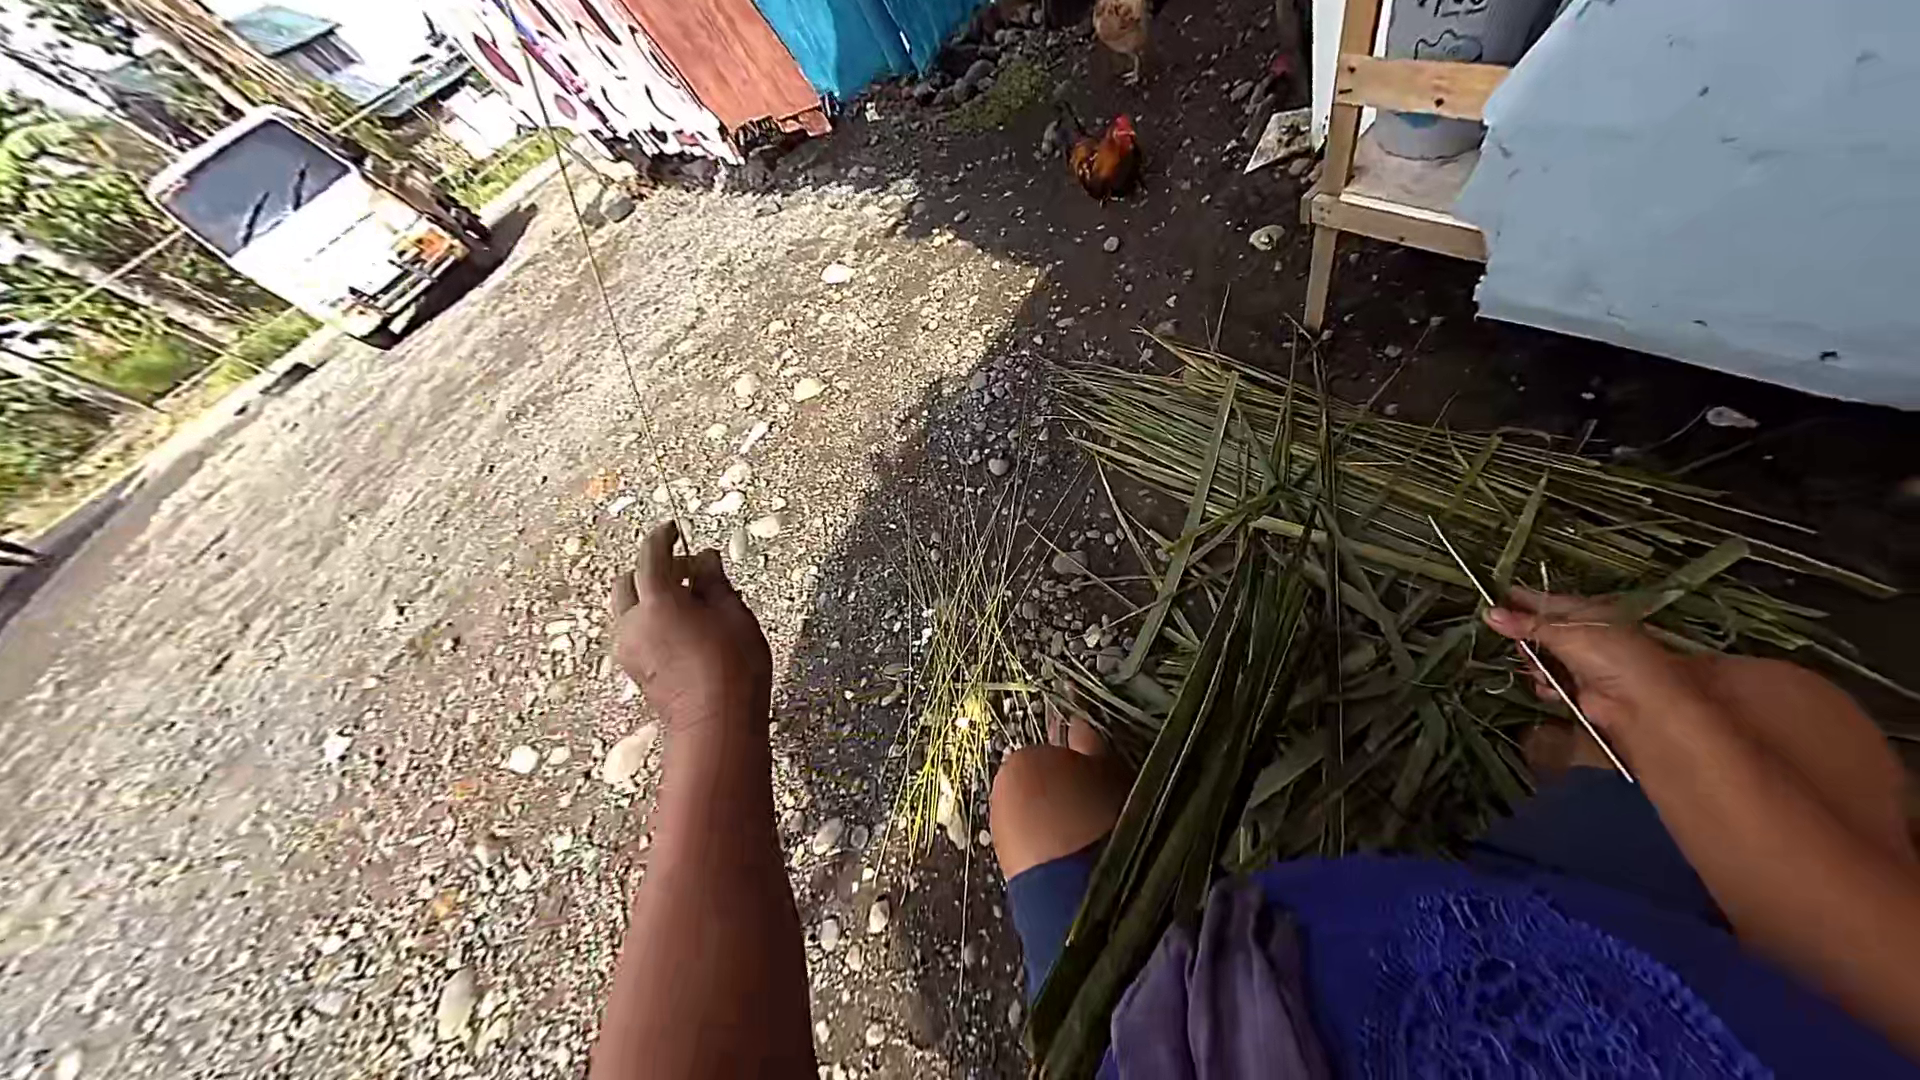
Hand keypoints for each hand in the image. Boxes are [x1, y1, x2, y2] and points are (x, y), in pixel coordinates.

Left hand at [610, 521, 771, 734]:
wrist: (717, 722)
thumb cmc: (732, 668)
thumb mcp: (733, 614)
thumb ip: (713, 581)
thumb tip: (705, 559)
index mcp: (658, 602)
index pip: (651, 555)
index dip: (662, 537)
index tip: (672, 529)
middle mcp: (633, 623)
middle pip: (630, 581)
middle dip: (654, 570)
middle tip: (689, 572)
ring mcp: (630, 649)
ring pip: (631, 609)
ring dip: (653, 598)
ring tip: (693, 605)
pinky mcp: (634, 669)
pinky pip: (636, 632)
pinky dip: (653, 621)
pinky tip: (685, 630)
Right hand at [1481, 588, 1709, 734]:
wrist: (1639, 703)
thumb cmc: (1614, 657)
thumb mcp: (1564, 632)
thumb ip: (1525, 624)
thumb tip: (1490, 613)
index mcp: (1587, 613)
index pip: (1544, 602)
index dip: (1518, 601)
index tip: (1492, 601)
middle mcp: (1584, 635)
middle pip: (1536, 631)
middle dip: (1524, 638)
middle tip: (1520, 641)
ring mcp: (1580, 661)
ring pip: (1537, 657)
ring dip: (1534, 664)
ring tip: (1541, 668)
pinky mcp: (1576, 685)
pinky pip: (1545, 679)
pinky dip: (1544, 683)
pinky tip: (1551, 684)